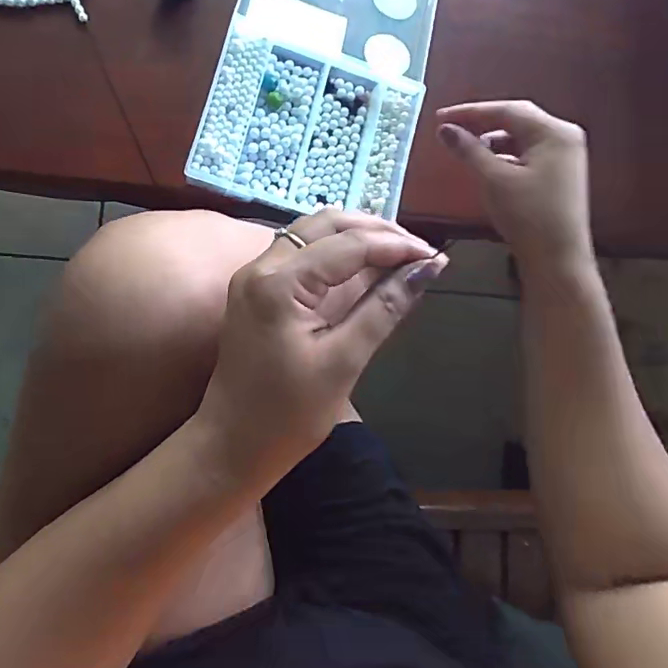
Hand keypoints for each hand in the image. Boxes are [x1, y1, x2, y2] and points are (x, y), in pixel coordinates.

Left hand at [196, 208, 443, 483]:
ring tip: (398, 256)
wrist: (232, 443)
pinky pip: (298, 256)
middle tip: (417, 252)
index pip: (346, 245)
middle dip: (374, 231)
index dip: (394, 246)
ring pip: (309, 235)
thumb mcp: (343, 362)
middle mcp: (258, 268)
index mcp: (276, 284)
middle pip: (323, 225)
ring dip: (353, 238)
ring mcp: (251, 278)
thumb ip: (383, 308)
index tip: (434, 257)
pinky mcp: (254, 293)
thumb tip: (427, 268)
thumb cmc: (286, 414)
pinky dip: (333, 255)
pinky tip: (363, 268)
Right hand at [435, 100, 591, 271]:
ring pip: (520, 136)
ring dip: (491, 139)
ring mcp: (564, 154)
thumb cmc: (527, 215)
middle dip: (481, 122)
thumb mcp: (493, 180)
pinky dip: (504, 154)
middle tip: (449, 127)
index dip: (470, 111)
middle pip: (516, 119)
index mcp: (553, 132)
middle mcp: (563, 136)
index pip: (507, 110)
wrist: (557, 256)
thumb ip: (469, 150)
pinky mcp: (559, 172)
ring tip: (464, 147)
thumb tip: (446, 129)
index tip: (439, 117)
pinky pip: (527, 152)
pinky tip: (486, 164)